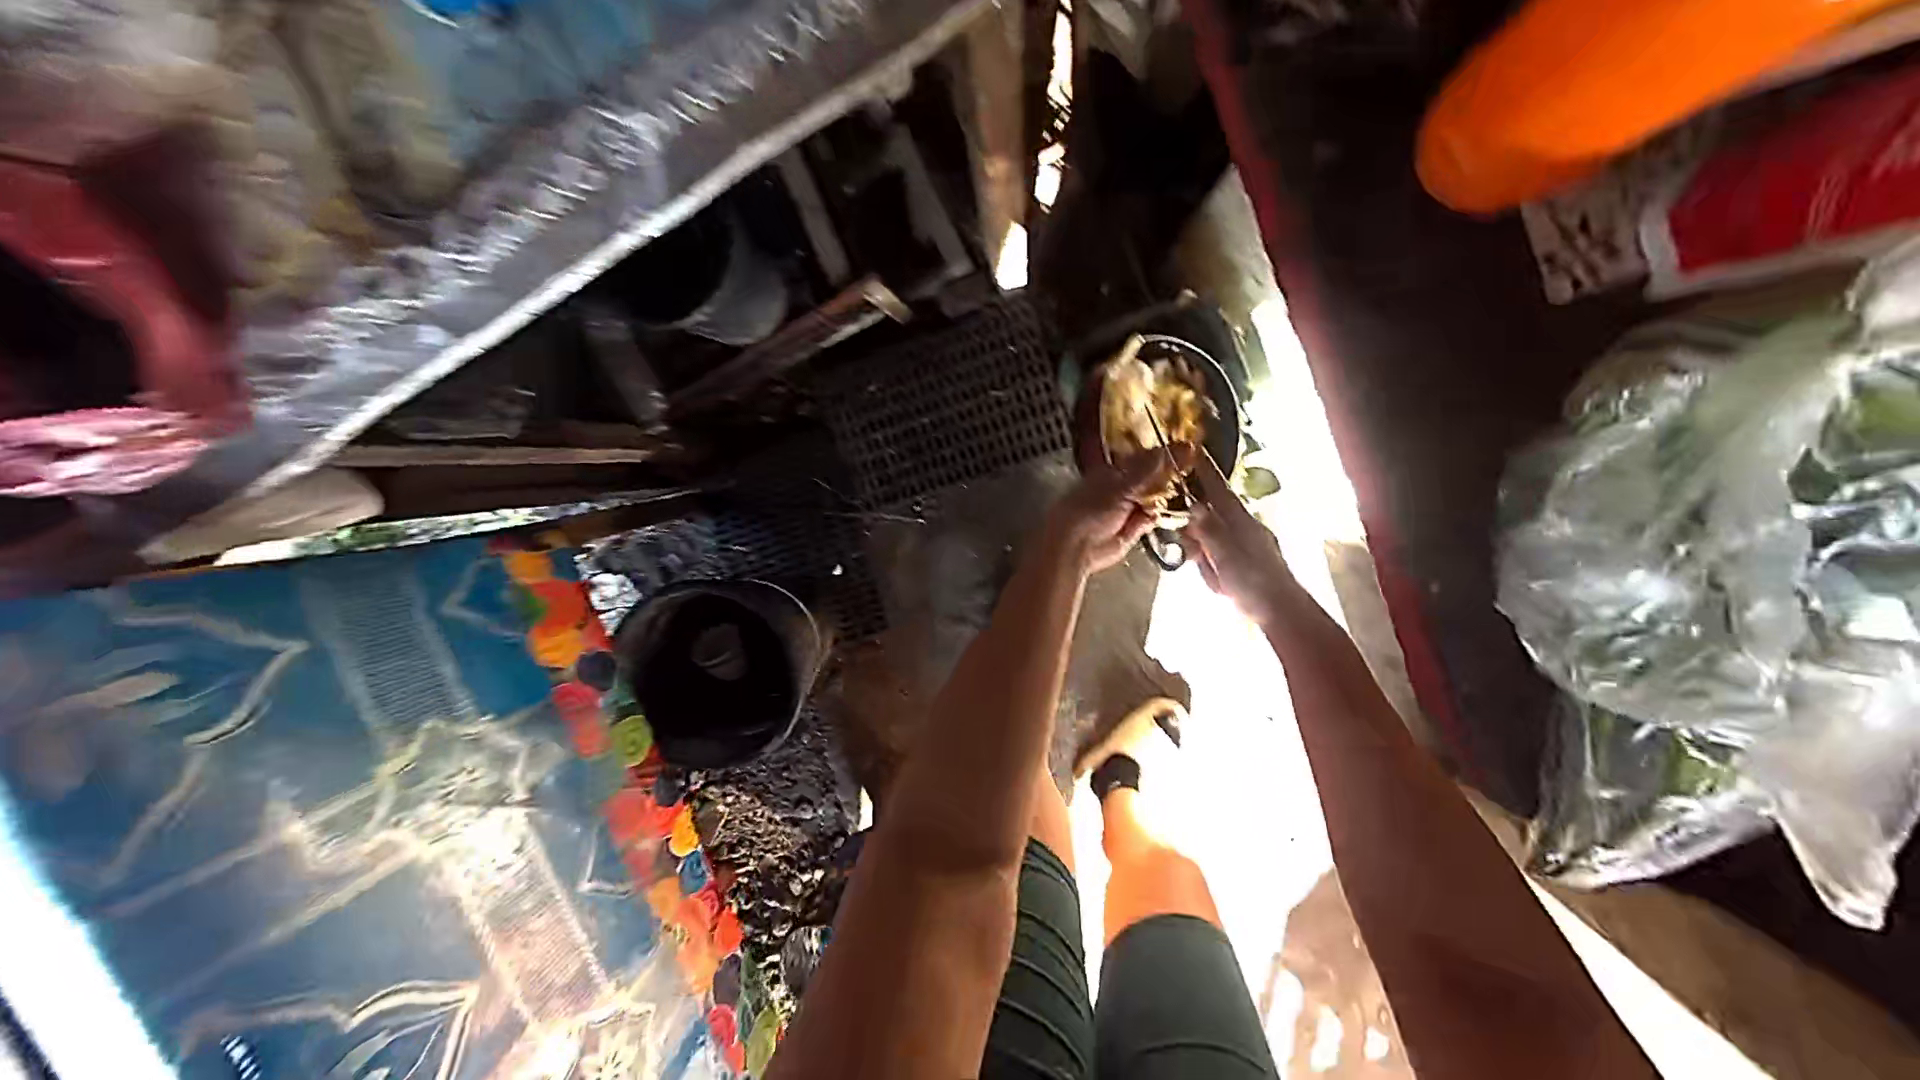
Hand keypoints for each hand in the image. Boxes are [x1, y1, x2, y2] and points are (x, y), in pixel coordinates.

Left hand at [1047, 445, 1194, 573]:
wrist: (1076, 547)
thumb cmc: (1088, 511)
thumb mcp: (1121, 486)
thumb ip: (1149, 469)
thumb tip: (1175, 448)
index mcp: (1114, 472)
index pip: (1145, 458)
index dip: (1166, 454)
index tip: (1189, 449)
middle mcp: (1122, 488)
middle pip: (1153, 478)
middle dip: (1170, 475)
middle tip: (1193, 469)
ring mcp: (1129, 508)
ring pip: (1156, 498)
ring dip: (1168, 496)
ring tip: (1189, 489)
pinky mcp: (1134, 529)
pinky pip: (1153, 518)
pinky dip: (1162, 516)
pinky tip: (1177, 511)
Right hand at [1185, 449, 1290, 621]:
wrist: (1283, 613)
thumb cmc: (1254, 585)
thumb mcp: (1225, 557)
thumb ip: (1208, 532)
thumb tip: (1193, 506)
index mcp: (1239, 522)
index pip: (1217, 489)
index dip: (1204, 471)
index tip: (1192, 450)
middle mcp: (1244, 527)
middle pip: (1213, 512)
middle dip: (1196, 520)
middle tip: (1186, 535)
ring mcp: (1247, 545)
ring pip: (1214, 536)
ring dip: (1204, 549)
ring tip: (1209, 572)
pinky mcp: (1247, 562)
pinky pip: (1221, 555)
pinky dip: (1213, 564)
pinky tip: (1217, 580)